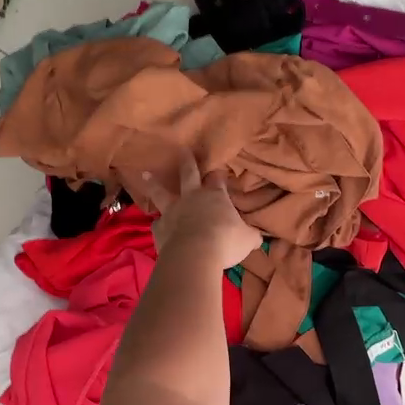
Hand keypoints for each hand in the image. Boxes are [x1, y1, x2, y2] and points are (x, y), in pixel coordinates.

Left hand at [127, 152, 260, 270]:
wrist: (195, 254)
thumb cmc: (225, 242)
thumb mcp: (247, 240)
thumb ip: (251, 236)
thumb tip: (258, 237)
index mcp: (214, 196)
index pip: (217, 180)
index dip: (219, 176)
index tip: (219, 172)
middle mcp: (192, 198)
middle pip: (188, 174)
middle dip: (187, 162)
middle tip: (182, 150)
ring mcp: (172, 211)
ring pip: (161, 192)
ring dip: (154, 183)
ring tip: (145, 174)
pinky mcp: (160, 228)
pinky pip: (156, 223)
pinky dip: (157, 223)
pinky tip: (156, 224)